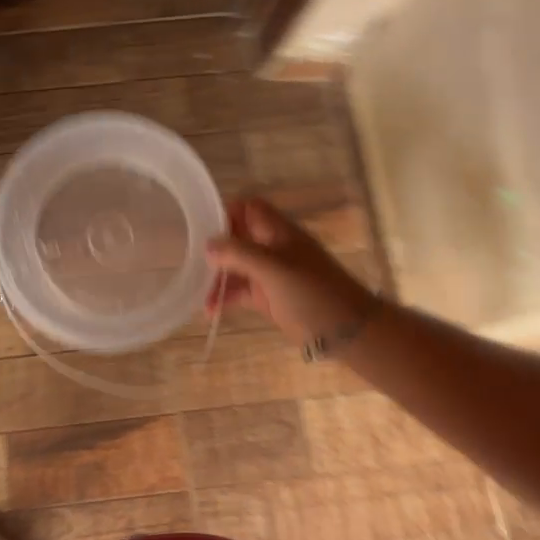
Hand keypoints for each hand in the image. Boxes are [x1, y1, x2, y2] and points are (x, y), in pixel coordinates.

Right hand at [205, 198, 381, 346]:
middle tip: (191, 262)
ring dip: (215, 278)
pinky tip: (209, 311)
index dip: (227, 212)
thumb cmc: (313, 292)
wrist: (347, 331)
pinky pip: (239, 292)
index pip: (248, 208)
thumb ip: (239, 254)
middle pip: (236, 237)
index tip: (202, 228)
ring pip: (235, 267)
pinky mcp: (268, 297)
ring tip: (198, 294)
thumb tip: (208, 246)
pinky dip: (224, 298)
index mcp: (277, 231)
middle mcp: (272, 247)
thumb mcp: (274, 269)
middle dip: (214, 248)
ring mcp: (270, 273)